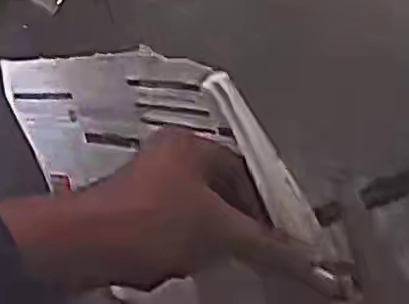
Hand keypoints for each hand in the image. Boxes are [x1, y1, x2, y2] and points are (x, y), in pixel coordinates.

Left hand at [0, 130, 342, 296]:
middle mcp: (170, 157)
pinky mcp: (150, 208)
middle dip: (256, 221)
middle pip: (229, 188)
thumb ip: (271, 244)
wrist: (101, 240)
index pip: (246, 168)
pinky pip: (193, 222)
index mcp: (186, 145)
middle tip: (283, 253)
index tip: (299, 236)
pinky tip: (225, 262)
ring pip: (212, 208)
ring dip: (235, 235)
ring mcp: (158, 181)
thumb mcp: (223, 230)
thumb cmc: (149, 218)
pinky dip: (213, 241)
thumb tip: (308, 259)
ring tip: (258, 261)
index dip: (274, 203)